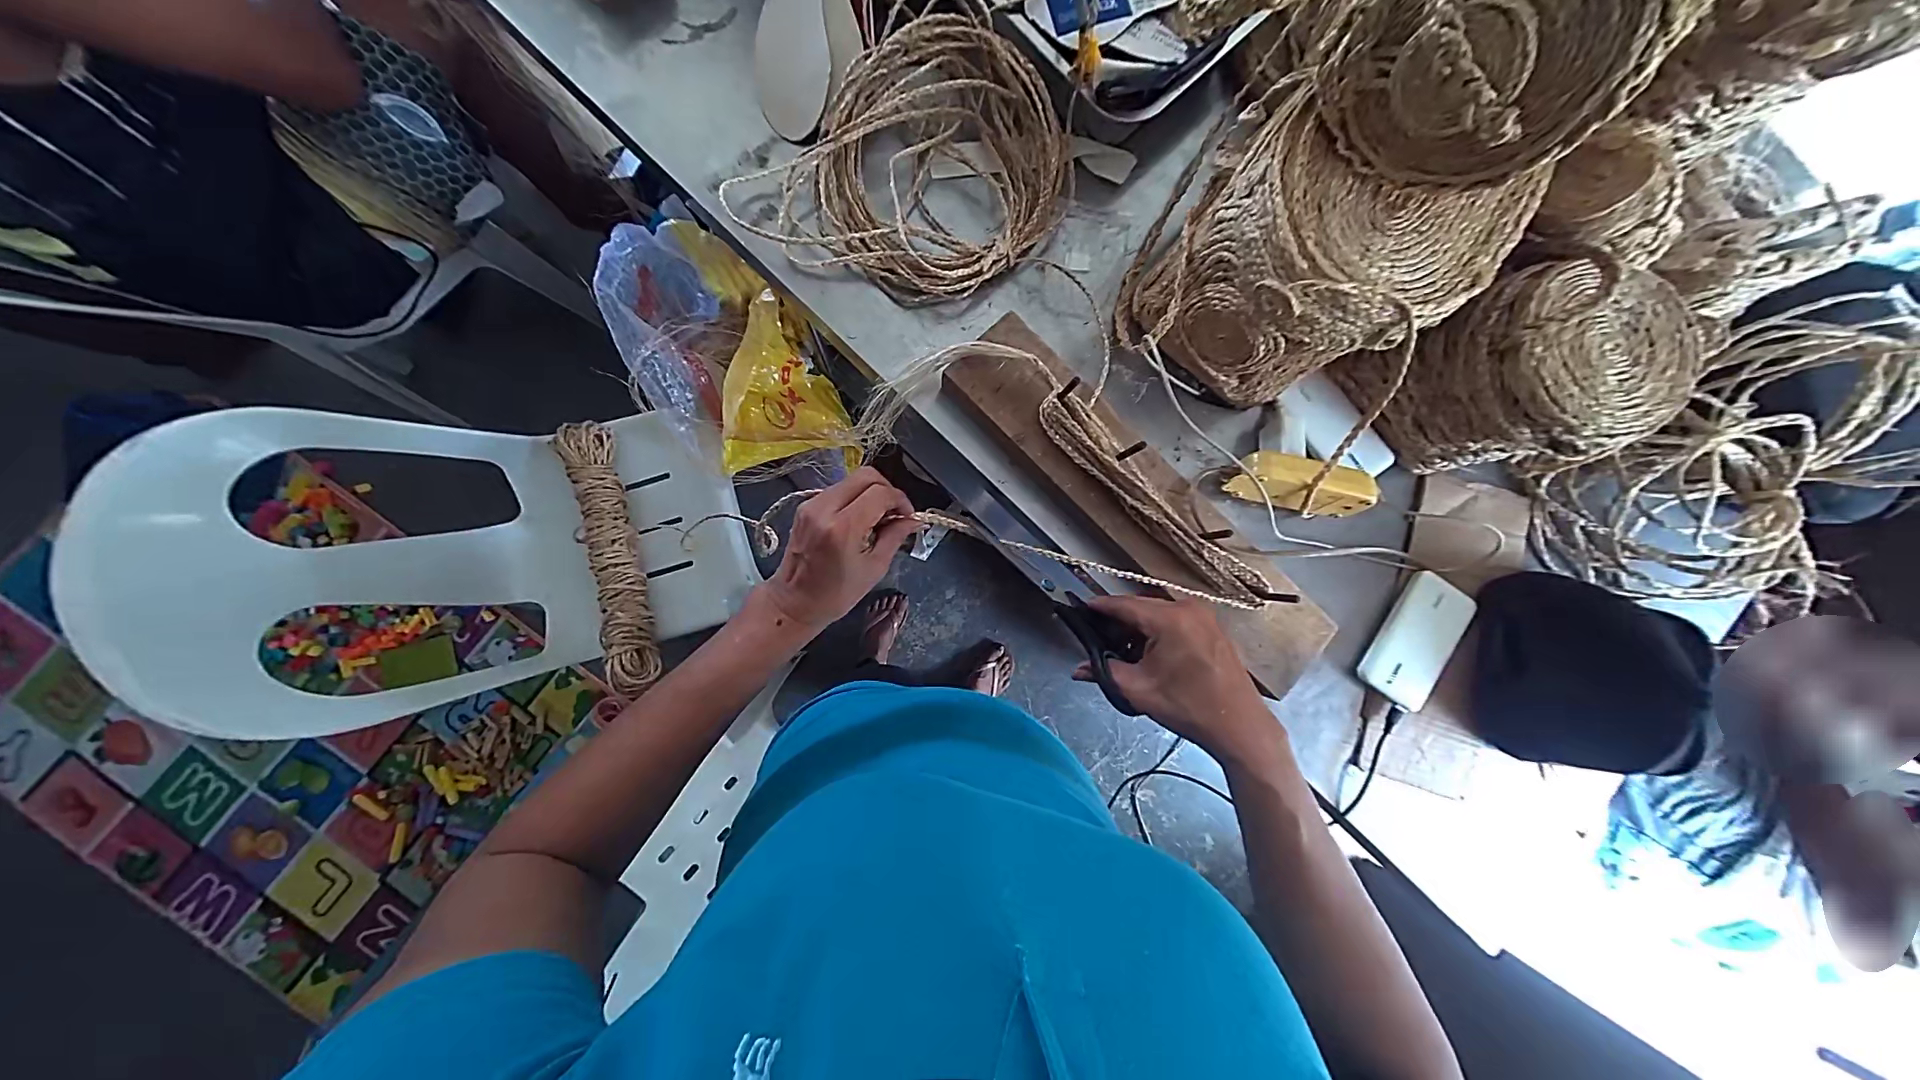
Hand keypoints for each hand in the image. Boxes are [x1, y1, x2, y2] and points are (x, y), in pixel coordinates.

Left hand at [754, 468, 918, 635]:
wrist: (794, 602)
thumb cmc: (835, 594)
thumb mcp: (874, 568)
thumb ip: (895, 536)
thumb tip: (912, 520)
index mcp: (842, 528)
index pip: (880, 493)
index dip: (900, 500)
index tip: (908, 516)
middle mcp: (824, 508)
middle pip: (866, 475)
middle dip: (887, 490)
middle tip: (896, 513)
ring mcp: (812, 504)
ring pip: (852, 480)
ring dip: (871, 493)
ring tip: (879, 518)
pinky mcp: (806, 506)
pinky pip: (839, 490)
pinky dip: (856, 498)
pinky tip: (861, 519)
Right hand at [1072, 595, 1277, 763]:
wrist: (1239, 726)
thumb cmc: (1190, 707)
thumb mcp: (1139, 689)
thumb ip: (1104, 672)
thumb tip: (1079, 669)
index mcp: (1170, 619)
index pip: (1124, 604)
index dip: (1100, 607)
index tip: (1083, 608)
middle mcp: (1189, 609)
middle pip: (1142, 607)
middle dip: (1120, 622)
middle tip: (1100, 639)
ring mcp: (1205, 616)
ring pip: (1159, 614)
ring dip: (1140, 628)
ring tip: (1124, 651)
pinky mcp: (1213, 627)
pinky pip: (1176, 620)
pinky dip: (1159, 631)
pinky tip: (1150, 652)